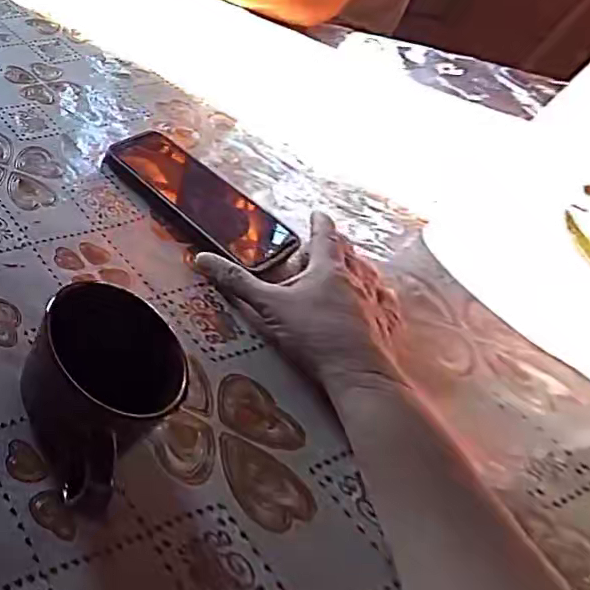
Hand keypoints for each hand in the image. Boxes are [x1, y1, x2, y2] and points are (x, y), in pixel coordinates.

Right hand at [196, 212, 404, 393]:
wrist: (358, 376)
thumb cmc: (313, 335)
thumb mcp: (268, 306)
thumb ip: (236, 281)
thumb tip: (202, 258)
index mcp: (328, 269)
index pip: (325, 236)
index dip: (319, 223)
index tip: (318, 213)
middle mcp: (357, 280)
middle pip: (349, 254)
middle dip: (338, 246)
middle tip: (327, 245)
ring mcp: (375, 304)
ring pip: (370, 276)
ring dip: (360, 269)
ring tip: (352, 269)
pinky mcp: (386, 327)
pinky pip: (386, 304)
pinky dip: (379, 297)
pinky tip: (378, 303)